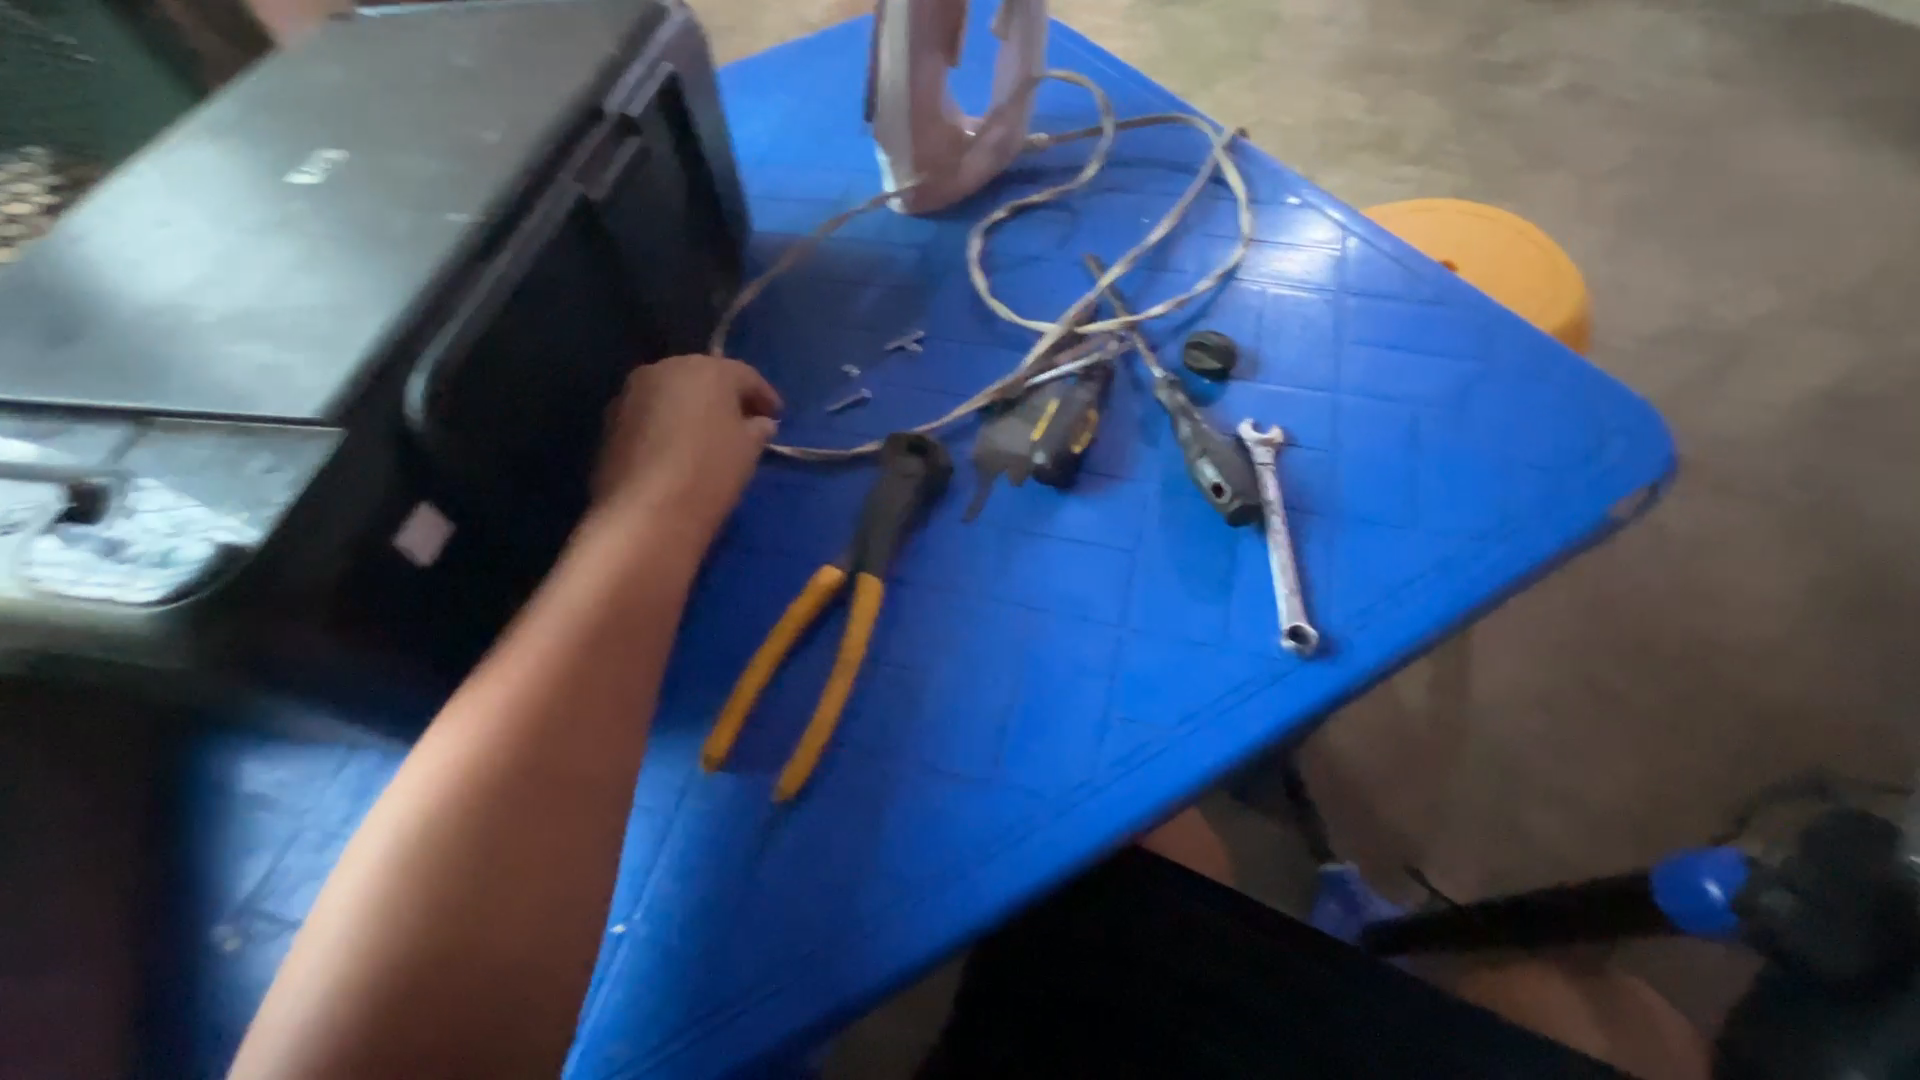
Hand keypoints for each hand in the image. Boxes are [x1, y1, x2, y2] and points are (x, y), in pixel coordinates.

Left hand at [593, 355, 782, 539]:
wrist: (646, 512)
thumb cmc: (710, 472)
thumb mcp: (748, 451)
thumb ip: (758, 429)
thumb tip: (760, 423)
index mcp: (707, 369)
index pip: (744, 376)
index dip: (764, 396)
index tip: (777, 417)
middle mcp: (665, 369)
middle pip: (704, 378)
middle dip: (725, 398)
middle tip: (744, 423)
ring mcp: (632, 393)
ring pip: (673, 394)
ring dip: (693, 410)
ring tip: (709, 438)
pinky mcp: (611, 420)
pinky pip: (651, 414)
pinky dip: (668, 425)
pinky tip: (678, 449)